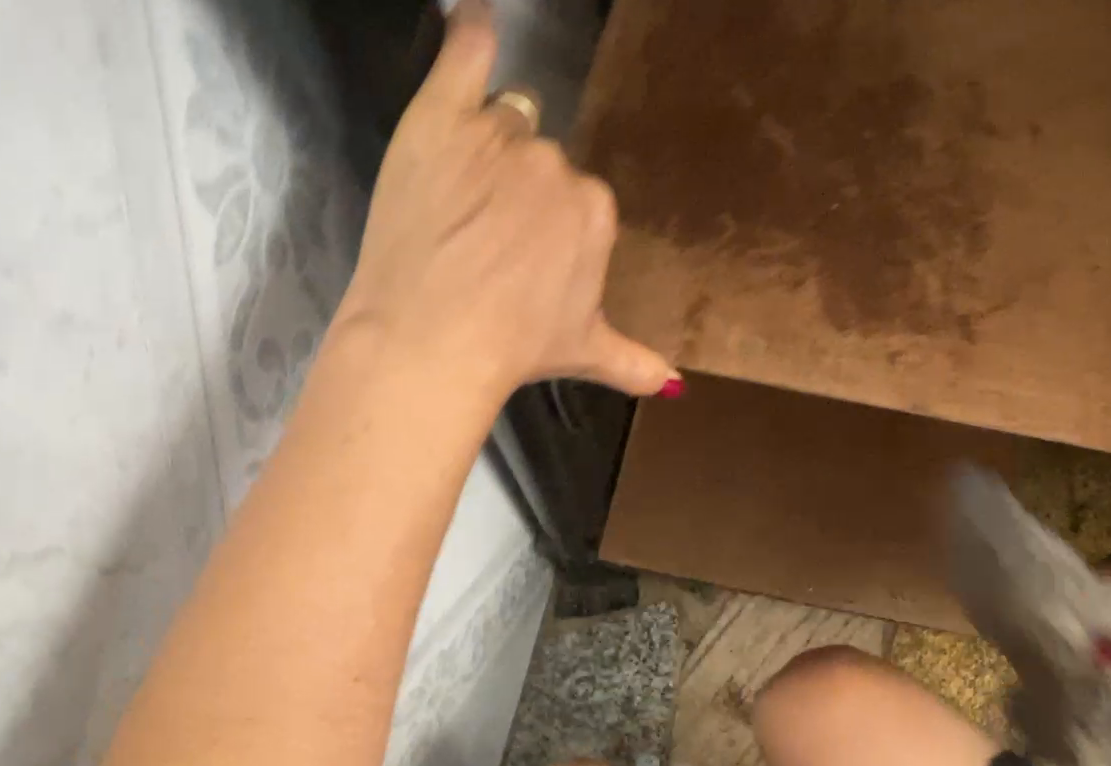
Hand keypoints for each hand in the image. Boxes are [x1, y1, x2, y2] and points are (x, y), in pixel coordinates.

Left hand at [328, 0, 679, 397]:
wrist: (435, 340)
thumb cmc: (517, 348)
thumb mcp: (583, 352)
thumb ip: (634, 360)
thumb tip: (675, 383)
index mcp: (595, 211)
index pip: (573, 198)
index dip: (545, 225)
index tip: (524, 255)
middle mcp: (556, 167)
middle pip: (540, 157)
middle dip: (518, 190)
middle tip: (487, 237)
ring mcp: (500, 138)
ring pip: (501, 121)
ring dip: (487, 146)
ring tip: (458, 197)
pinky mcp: (441, 119)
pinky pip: (464, 56)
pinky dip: (468, 36)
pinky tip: (474, 21)